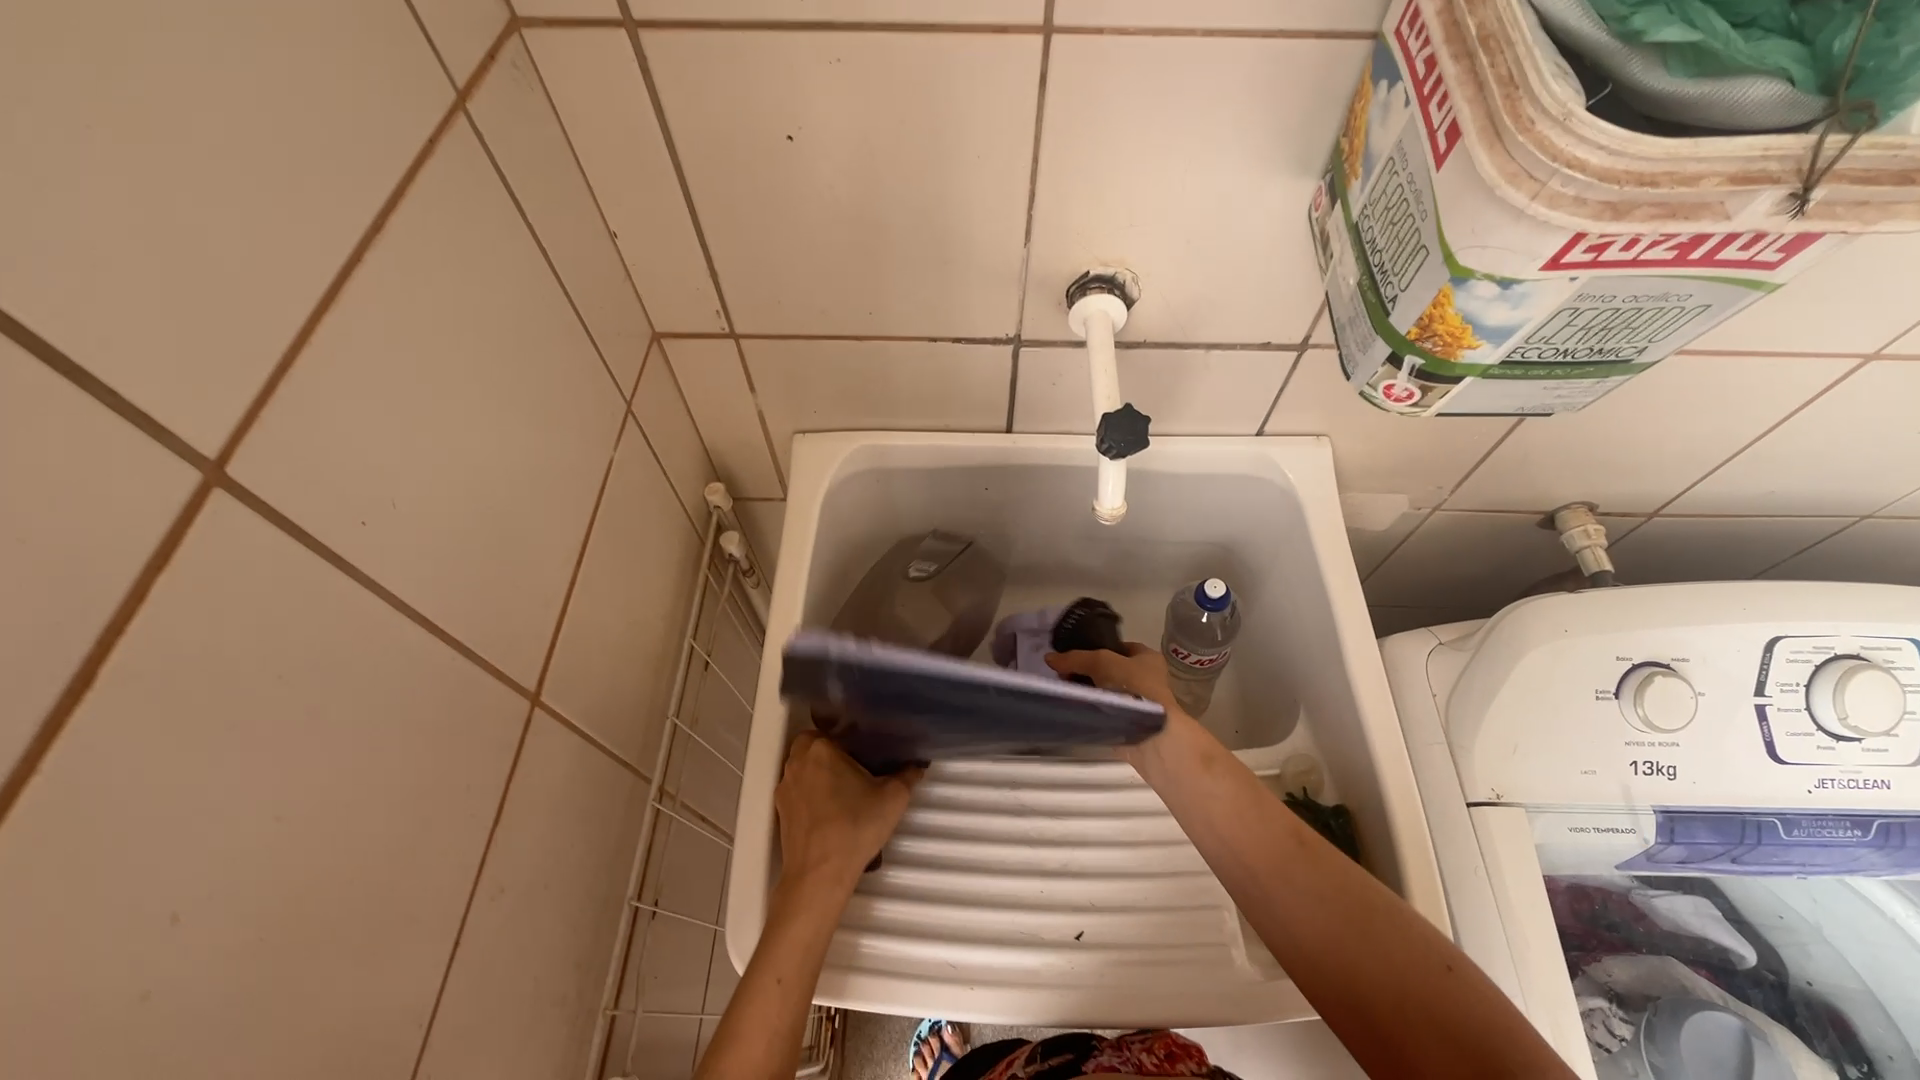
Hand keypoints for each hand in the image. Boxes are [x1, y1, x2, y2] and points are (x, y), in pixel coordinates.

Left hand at [775, 732, 921, 893]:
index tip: (870, 753)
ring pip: (804, 766)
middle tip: (857, 767)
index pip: (839, 729)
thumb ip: (908, 775)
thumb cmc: (855, 828)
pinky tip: (831, 810)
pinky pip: (799, 790)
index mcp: (822, 748)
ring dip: (821, 772)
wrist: (820, 873)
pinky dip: (812, 794)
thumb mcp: (894, 798)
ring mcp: (786, 786)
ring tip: (845, 790)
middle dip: (834, 752)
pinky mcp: (781, 809)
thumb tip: (917, 765)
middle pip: (816, 744)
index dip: (856, 739)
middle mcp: (798, 761)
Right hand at [1045, 643, 1197, 767]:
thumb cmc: (1132, 687)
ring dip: (1089, 690)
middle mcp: (1147, 677)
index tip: (1075, 654)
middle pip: (1110, 668)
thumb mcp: (1101, 663)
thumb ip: (1075, 659)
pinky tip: (1077, 706)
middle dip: (1088, 671)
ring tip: (1067, 689)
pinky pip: (1107, 708)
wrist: (1149, 732)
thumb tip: (1049, 658)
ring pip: (1107, 689)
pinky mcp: (1131, 720)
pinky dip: (1094, 707)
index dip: (1097, 647)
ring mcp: (1139, 700)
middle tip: (1066, 674)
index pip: (1119, 646)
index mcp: (1148, 657)